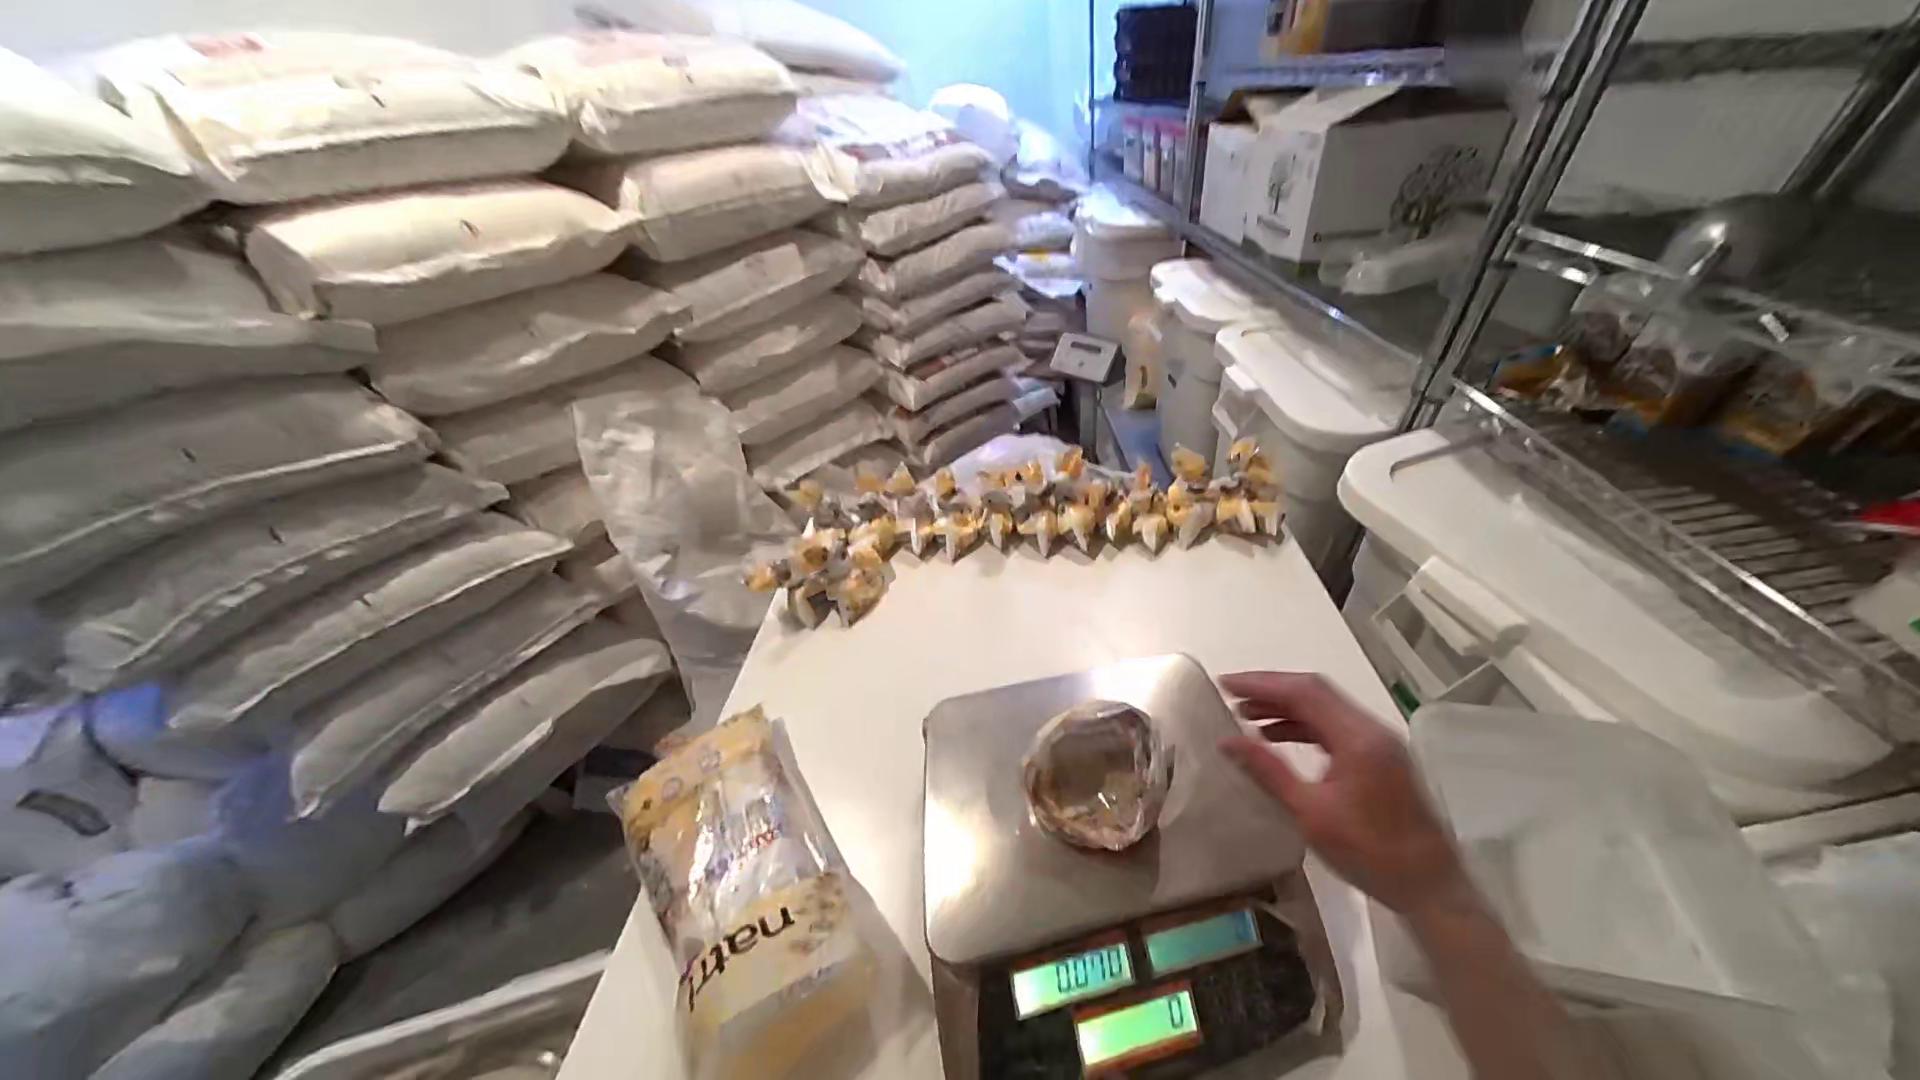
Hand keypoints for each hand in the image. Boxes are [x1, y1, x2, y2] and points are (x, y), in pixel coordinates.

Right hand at [1218, 672, 1474, 917]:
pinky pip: (1334, 726)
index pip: (1302, 692)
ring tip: (1246, 715)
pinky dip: (1302, 723)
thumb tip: (1226, 741)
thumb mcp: (1309, 812)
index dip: (1260, 684)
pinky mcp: (1380, 757)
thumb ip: (1266, 770)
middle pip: (1314, 691)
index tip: (1225, 684)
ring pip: (1324, 707)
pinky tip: (1277, 736)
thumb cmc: (1370, 853)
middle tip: (1232, 694)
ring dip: (1285, 706)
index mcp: (1358, 739)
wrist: (1432, 890)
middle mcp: (1371, 730)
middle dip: (1270, 688)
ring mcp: (1379, 742)